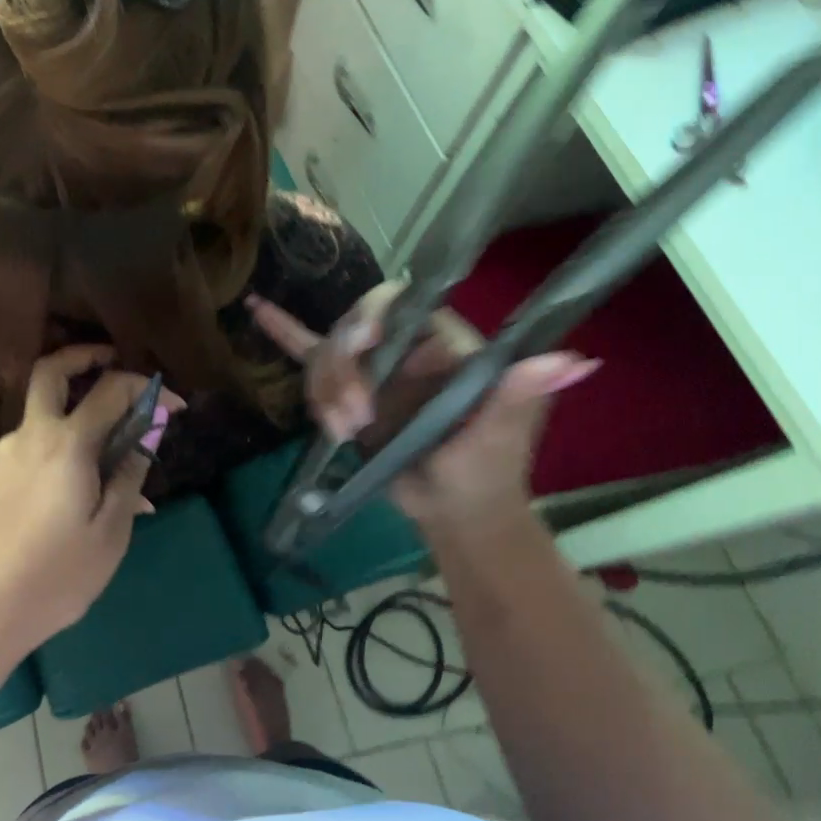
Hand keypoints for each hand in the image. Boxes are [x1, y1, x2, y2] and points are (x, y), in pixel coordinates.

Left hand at [0, 346, 181, 657]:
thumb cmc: (56, 577)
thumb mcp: (109, 532)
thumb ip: (129, 475)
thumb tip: (146, 434)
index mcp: (65, 444)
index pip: (111, 391)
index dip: (147, 388)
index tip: (174, 404)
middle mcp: (29, 436)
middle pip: (51, 371)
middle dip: (85, 357)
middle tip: (114, 363)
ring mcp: (3, 453)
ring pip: (42, 413)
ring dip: (75, 414)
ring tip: (110, 460)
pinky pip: (31, 447)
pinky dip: (59, 448)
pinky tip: (78, 491)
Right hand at [247, 284, 598, 535]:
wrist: (454, 513)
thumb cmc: (485, 475)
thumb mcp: (499, 438)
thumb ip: (519, 395)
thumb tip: (566, 359)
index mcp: (444, 343)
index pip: (396, 307)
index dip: (368, 319)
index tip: (356, 348)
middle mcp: (405, 347)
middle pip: (350, 332)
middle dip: (340, 373)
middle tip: (350, 421)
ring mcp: (374, 369)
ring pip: (325, 356)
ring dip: (323, 392)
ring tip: (340, 433)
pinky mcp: (348, 392)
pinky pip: (309, 357)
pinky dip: (284, 333)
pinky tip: (255, 310)